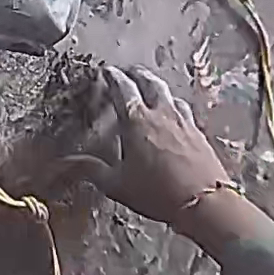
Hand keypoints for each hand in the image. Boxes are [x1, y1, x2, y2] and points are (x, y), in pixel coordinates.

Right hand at [72, 65, 239, 230]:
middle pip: (148, 82)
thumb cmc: (158, 193)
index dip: (112, 77)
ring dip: (156, 86)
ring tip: (150, 88)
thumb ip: (92, 169)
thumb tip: (68, 163)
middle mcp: (161, 114)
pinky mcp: (199, 133)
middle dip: (136, 74)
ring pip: (168, 93)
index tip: (106, 72)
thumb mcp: (117, 184)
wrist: (205, 203)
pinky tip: (174, 113)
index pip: (122, 89)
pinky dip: (174, 105)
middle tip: (128, 72)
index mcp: (136, 122)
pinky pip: (184, 109)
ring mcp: (183, 121)